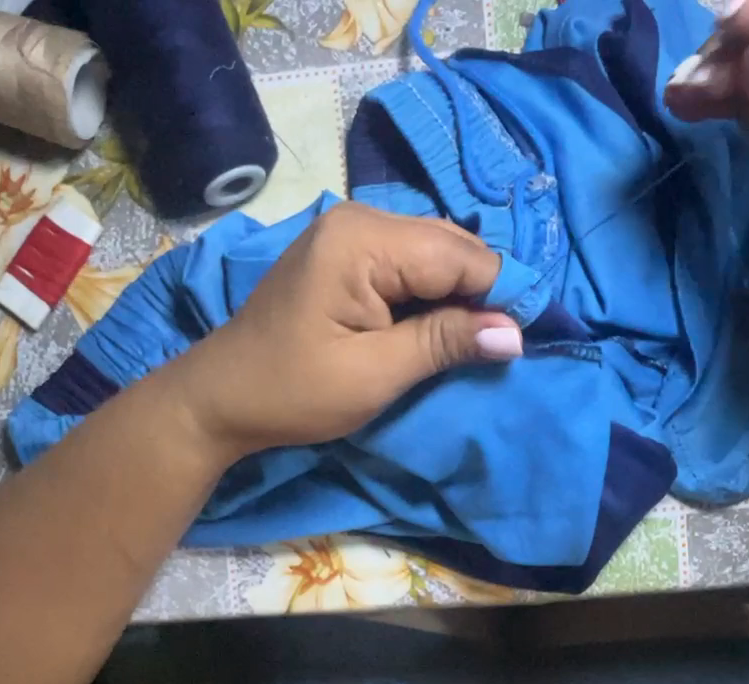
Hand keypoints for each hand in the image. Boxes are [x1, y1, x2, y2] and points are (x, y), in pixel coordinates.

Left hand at [156, 202, 522, 457]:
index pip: (461, 254)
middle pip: (450, 245)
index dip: (502, 295)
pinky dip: (430, 295)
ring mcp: (349, 233)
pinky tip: (437, 328)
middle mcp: (359, 219)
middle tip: (502, 345)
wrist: (220, 398)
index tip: (527, 340)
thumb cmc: (293, 392)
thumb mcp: (374, 374)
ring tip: (472, 341)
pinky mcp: (344, 255)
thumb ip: (444, 343)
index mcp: (364, 240)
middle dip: (482, 293)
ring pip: (432, 254)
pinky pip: (407, 265)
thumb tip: (515, 334)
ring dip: (458, 295)